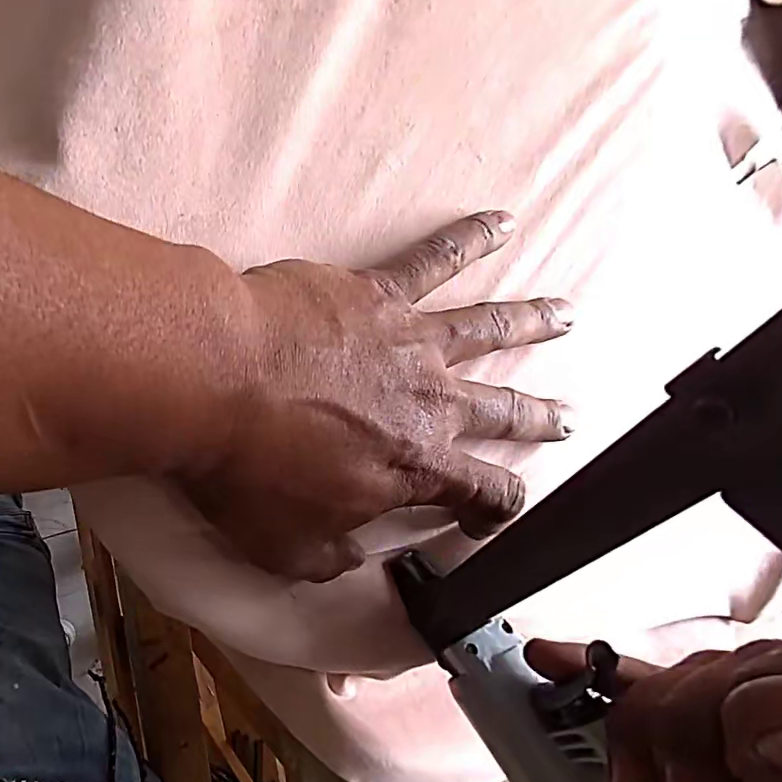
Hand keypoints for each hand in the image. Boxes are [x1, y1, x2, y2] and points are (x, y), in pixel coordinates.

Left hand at [177, 212, 573, 581]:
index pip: (482, 492)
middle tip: (567, 418)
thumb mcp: (284, 546)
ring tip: (567, 316)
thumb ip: (328, 559)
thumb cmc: (244, 471)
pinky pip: (433, 259)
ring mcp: (406, 341)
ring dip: (532, 323)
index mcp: (413, 466)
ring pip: (488, 328)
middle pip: (501, 409)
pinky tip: (500, 223)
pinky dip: (470, 238)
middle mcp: (428, 401)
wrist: (213, 386)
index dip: (494, 512)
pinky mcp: (372, 294)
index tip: (488, 517)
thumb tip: (350, 558)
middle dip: (537, 417)